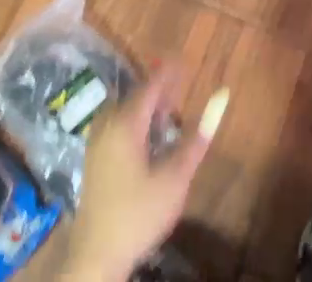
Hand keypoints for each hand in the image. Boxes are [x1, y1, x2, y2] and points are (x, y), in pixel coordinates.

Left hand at [60, 65, 226, 281]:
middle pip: (134, 97)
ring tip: (167, 114)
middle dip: (157, 90)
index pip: (150, 87)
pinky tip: (147, 138)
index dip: (168, 73)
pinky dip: (133, 121)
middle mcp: (106, 126)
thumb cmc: (139, 213)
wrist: (98, 251)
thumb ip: (196, 141)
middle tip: (180, 90)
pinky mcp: (93, 158)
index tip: (184, 60)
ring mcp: (96, 142)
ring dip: (145, 107)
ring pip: (122, 111)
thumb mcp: (175, 179)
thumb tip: (219, 104)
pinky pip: (114, 125)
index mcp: (125, 125)